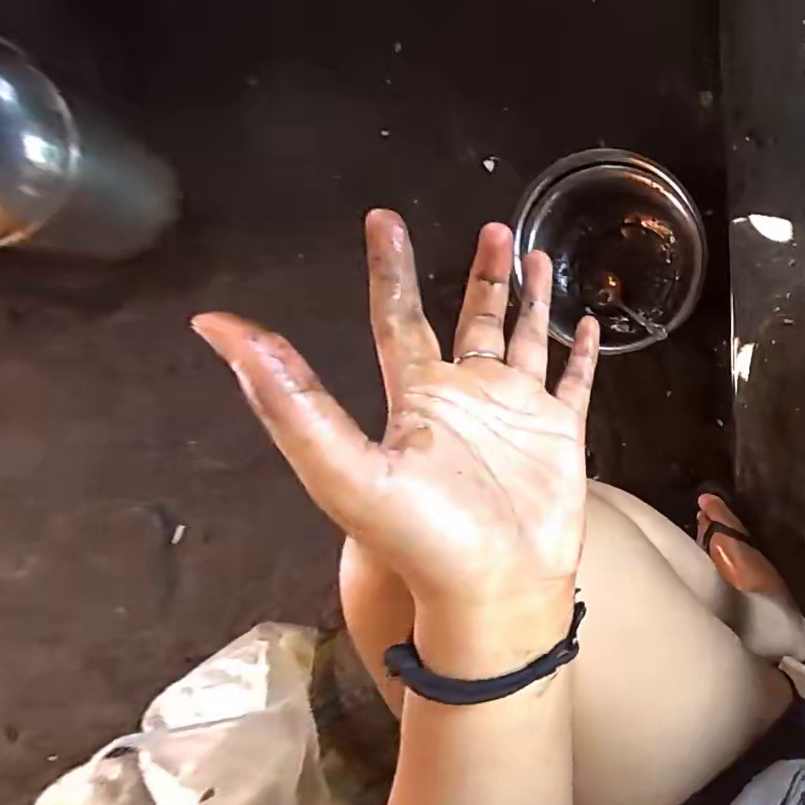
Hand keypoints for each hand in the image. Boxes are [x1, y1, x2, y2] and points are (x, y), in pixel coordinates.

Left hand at [193, 210, 599, 666]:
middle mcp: (470, 393)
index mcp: (418, 395)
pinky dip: (582, 353)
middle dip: (481, 272)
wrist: (500, 581)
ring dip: (533, 300)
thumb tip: (217, 326)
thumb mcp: (348, 470)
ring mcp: (521, 410)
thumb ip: (293, 402)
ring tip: (537, 258)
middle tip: (494, 228)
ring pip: (527, 339)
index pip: (399, 318)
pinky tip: (587, 326)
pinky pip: (575, 380)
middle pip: (475, 318)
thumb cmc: (427, 534)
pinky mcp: (563, 430)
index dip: (391, 270)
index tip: (386, 222)